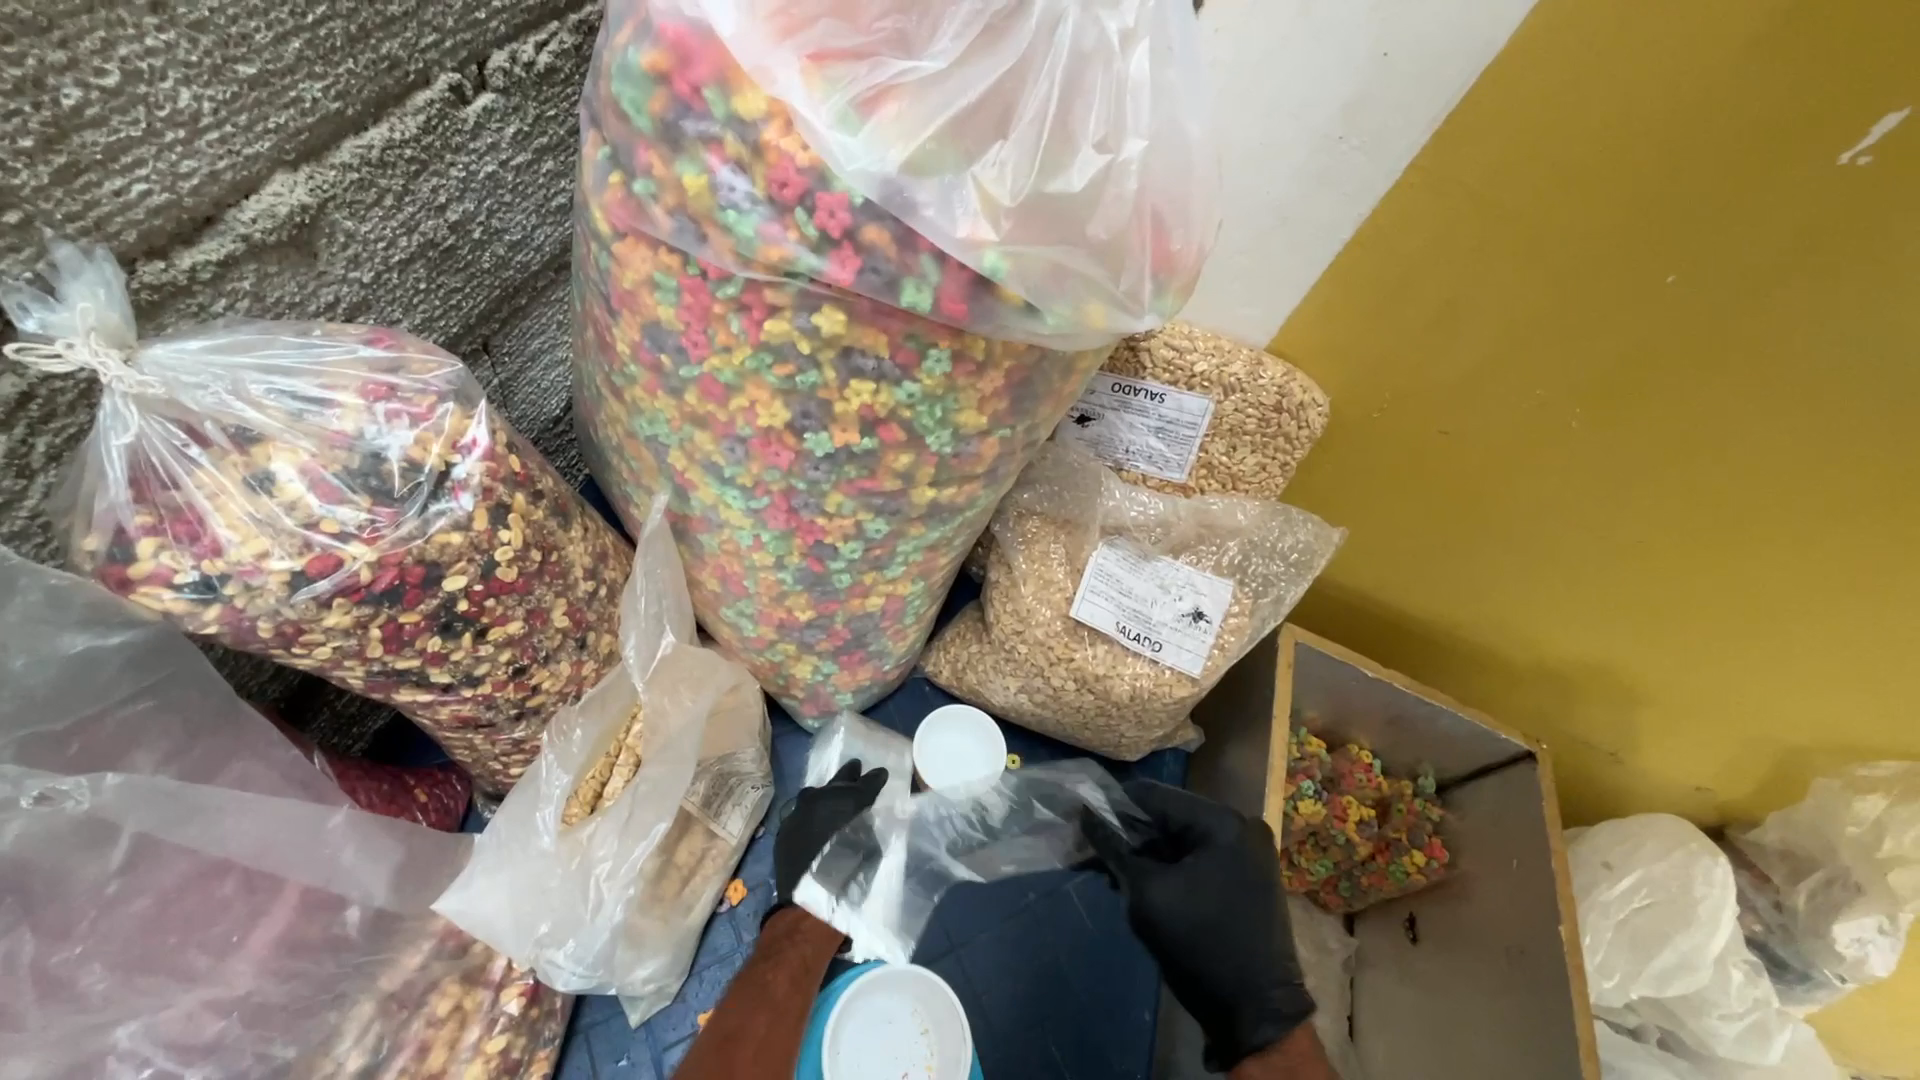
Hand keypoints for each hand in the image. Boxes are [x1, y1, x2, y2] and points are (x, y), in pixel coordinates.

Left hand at [773, 760, 888, 907]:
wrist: (807, 897)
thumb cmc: (847, 873)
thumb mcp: (869, 848)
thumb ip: (867, 827)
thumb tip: (864, 818)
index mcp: (848, 802)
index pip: (866, 784)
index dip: (875, 779)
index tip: (881, 774)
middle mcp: (822, 799)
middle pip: (838, 782)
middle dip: (849, 775)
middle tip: (856, 766)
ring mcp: (800, 811)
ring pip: (815, 794)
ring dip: (826, 794)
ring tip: (832, 793)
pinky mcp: (785, 827)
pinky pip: (800, 812)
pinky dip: (809, 813)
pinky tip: (812, 818)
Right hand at [1084, 780, 1313, 1072]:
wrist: (1255, 1012)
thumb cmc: (1199, 946)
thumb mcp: (1147, 894)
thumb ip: (1115, 849)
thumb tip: (1084, 815)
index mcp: (1222, 822)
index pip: (1153, 796)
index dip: (1111, 806)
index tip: (1079, 820)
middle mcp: (1240, 826)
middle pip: (1167, 815)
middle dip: (1127, 833)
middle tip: (1090, 850)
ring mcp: (1246, 852)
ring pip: (1180, 838)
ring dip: (1145, 852)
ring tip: (1109, 870)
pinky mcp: (1244, 875)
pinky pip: (1196, 857)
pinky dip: (1167, 866)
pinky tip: (1138, 881)